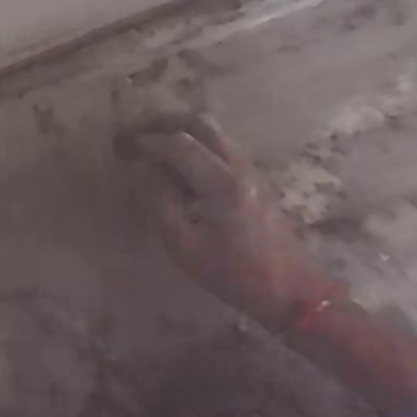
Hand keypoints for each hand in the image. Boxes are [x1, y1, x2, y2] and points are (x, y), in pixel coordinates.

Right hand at [127, 114, 342, 328]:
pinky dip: (195, 146)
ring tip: (153, 151)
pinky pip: (220, 148)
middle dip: (163, 125)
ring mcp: (251, 172)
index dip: (146, 141)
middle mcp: (239, 168)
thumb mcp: (184, 248)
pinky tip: (179, 169)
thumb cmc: (235, 275)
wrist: (295, 292)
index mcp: (222, 184)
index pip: (178, 144)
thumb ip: (160, 204)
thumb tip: (142, 172)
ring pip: (213, 133)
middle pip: (200, 123)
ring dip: (180, 133)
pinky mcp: (255, 181)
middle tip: (137, 138)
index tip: (122, 147)